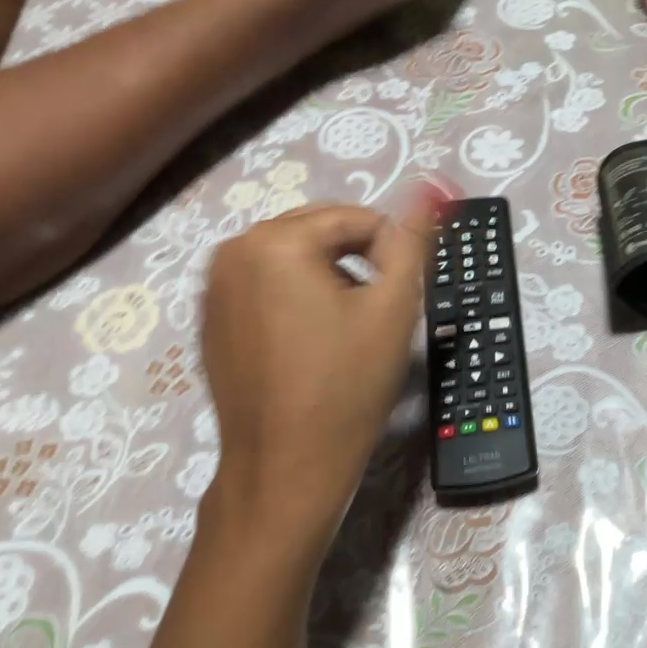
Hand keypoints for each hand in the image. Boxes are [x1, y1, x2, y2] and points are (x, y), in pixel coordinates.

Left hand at [197, 191, 438, 565]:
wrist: (287, 464)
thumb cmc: (346, 385)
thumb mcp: (392, 308)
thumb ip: (414, 240)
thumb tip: (435, 183)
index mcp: (275, 242)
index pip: (357, 219)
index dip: (392, 255)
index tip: (400, 301)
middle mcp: (232, 251)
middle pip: (320, 233)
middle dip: (358, 263)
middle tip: (377, 316)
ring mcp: (213, 288)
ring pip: (295, 261)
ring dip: (330, 281)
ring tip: (348, 333)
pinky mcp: (211, 321)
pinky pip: (267, 289)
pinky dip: (297, 303)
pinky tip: (313, 347)